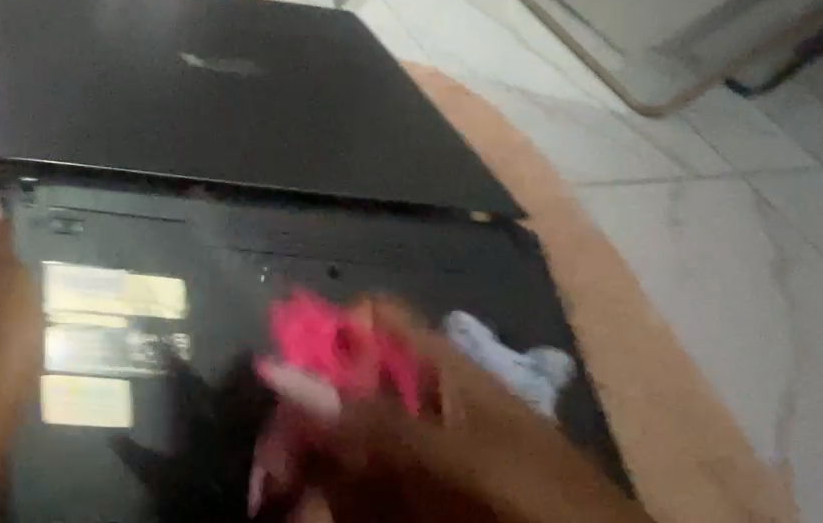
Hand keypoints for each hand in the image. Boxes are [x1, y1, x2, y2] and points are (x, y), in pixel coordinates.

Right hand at [279, 300, 649, 522]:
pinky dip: (330, 502)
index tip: (283, 370)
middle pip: (341, 385)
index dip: (324, 331)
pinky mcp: (417, 502)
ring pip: (342, 444)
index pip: (370, 320)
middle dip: (301, 420)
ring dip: (309, 469)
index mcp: (443, 371)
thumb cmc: (549, 507)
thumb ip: (371, 418)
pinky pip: (360, 492)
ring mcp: (422, 458)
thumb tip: (274, 369)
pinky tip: (311, 516)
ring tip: (285, 502)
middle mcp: (424, 404)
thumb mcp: (462, 460)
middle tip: (273, 467)